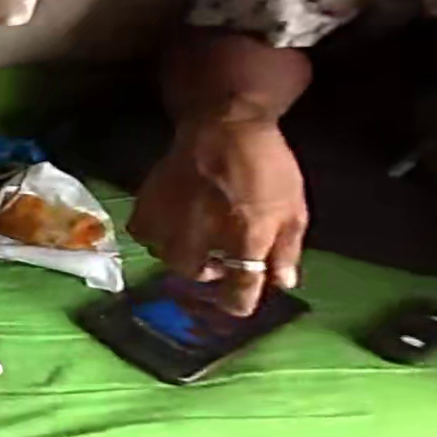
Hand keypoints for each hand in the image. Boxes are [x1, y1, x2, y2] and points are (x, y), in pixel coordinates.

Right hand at [128, 119, 305, 315]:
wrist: (222, 129)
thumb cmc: (266, 168)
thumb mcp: (294, 209)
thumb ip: (286, 249)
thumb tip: (280, 282)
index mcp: (248, 234)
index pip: (241, 284)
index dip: (239, 303)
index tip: (237, 307)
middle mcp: (203, 230)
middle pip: (192, 272)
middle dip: (207, 275)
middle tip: (219, 264)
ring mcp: (170, 216)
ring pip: (163, 254)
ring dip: (180, 255)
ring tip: (192, 243)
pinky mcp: (147, 203)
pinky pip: (141, 233)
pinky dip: (153, 237)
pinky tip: (167, 228)